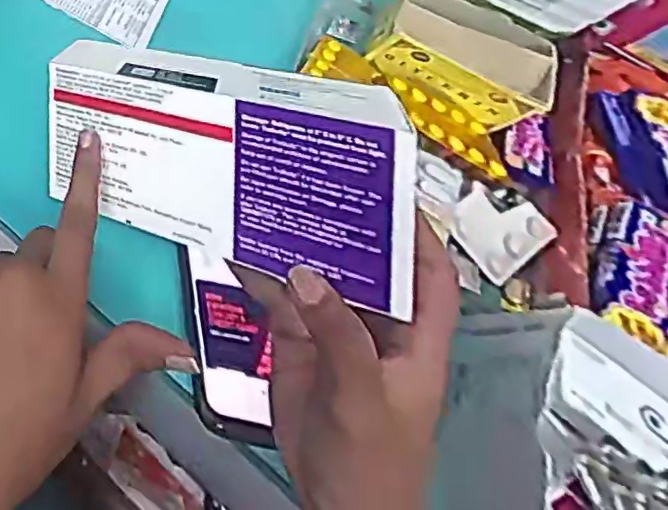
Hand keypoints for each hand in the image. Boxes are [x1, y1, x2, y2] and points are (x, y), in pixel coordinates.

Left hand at [0, 131, 193, 509]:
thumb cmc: (24, 430)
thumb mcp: (83, 397)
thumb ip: (127, 354)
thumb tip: (179, 343)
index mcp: (59, 300)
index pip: (78, 227)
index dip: (86, 181)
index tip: (88, 142)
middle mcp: (19, 274)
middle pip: (43, 244)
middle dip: (51, 268)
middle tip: (46, 321)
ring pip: (9, 261)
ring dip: (15, 284)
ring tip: (5, 339)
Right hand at [232, 216, 457, 509]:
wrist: (334, 504)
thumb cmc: (374, 462)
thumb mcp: (364, 398)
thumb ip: (339, 336)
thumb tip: (305, 274)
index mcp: (413, 341)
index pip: (429, 279)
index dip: (420, 237)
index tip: (392, 196)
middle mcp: (373, 326)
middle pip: (363, 268)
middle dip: (341, 230)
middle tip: (311, 189)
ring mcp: (332, 332)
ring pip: (315, 277)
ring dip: (292, 248)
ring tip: (267, 208)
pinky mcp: (296, 340)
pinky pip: (278, 297)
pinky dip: (258, 275)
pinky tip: (238, 252)